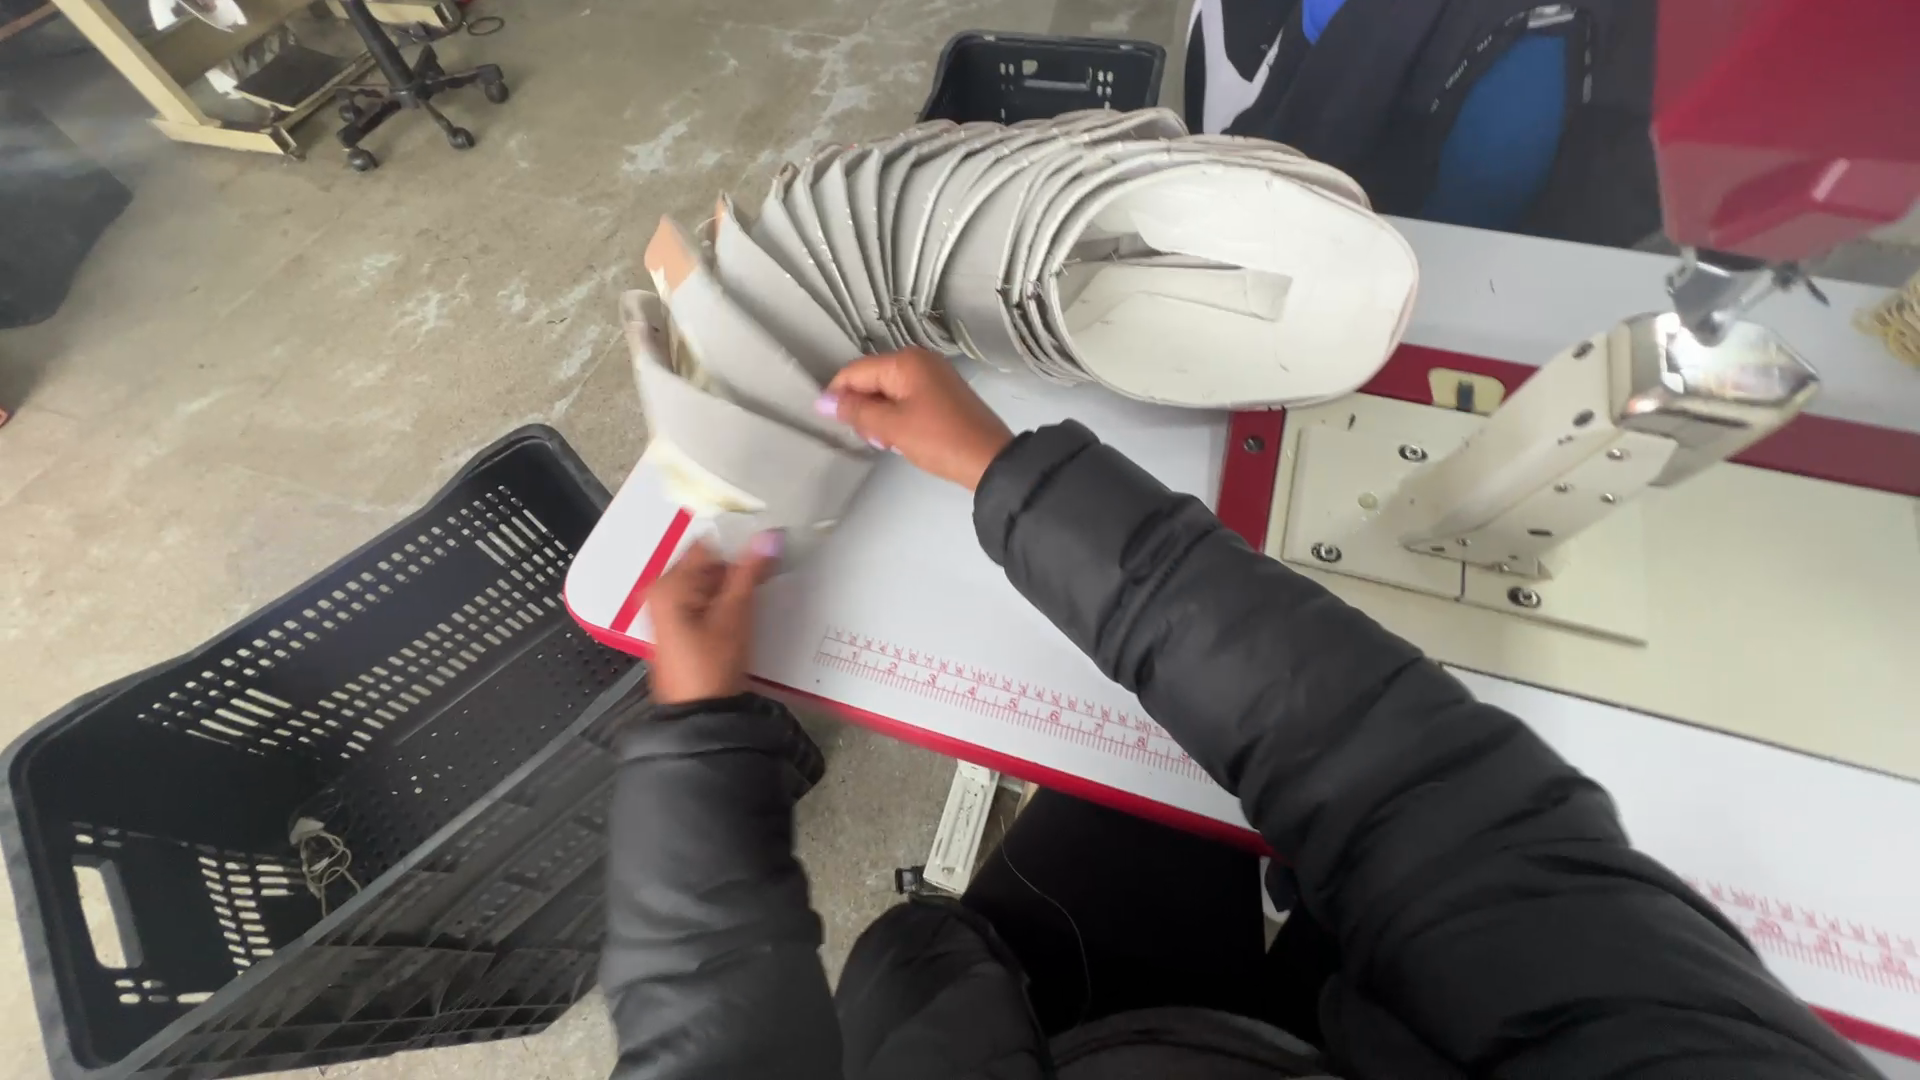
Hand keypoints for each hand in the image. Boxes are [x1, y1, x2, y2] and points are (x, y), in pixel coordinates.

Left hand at [647, 534, 780, 704]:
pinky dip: (724, 597)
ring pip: (708, 580)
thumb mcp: (735, 614)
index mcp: (667, 584)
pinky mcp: (677, 623)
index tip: (766, 549)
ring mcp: (667, 608)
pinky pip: (703, 596)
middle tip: (766, 572)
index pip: (708, 544)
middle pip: (707, 562)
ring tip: (757, 590)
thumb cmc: (713, 665)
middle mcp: (661, 591)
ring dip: (733, 582)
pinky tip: (742, 608)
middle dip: (737, 565)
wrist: (700, 714)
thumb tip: (769, 535)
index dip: (738, 543)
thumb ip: (751, 571)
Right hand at [819, 348, 1013, 490]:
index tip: (827, 421)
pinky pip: (907, 399)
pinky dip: (898, 417)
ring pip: (889, 391)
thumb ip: (856, 411)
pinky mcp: (943, 393)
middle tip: (870, 437)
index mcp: (905, 361)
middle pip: (872, 379)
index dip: (837, 395)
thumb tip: (824, 400)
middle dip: (862, 407)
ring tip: (888, 441)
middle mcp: (919, 360)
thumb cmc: (940, 440)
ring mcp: (934, 376)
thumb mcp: (892, 427)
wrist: (990, 460)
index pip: (855, 371)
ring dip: (880, 416)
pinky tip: (902, 438)